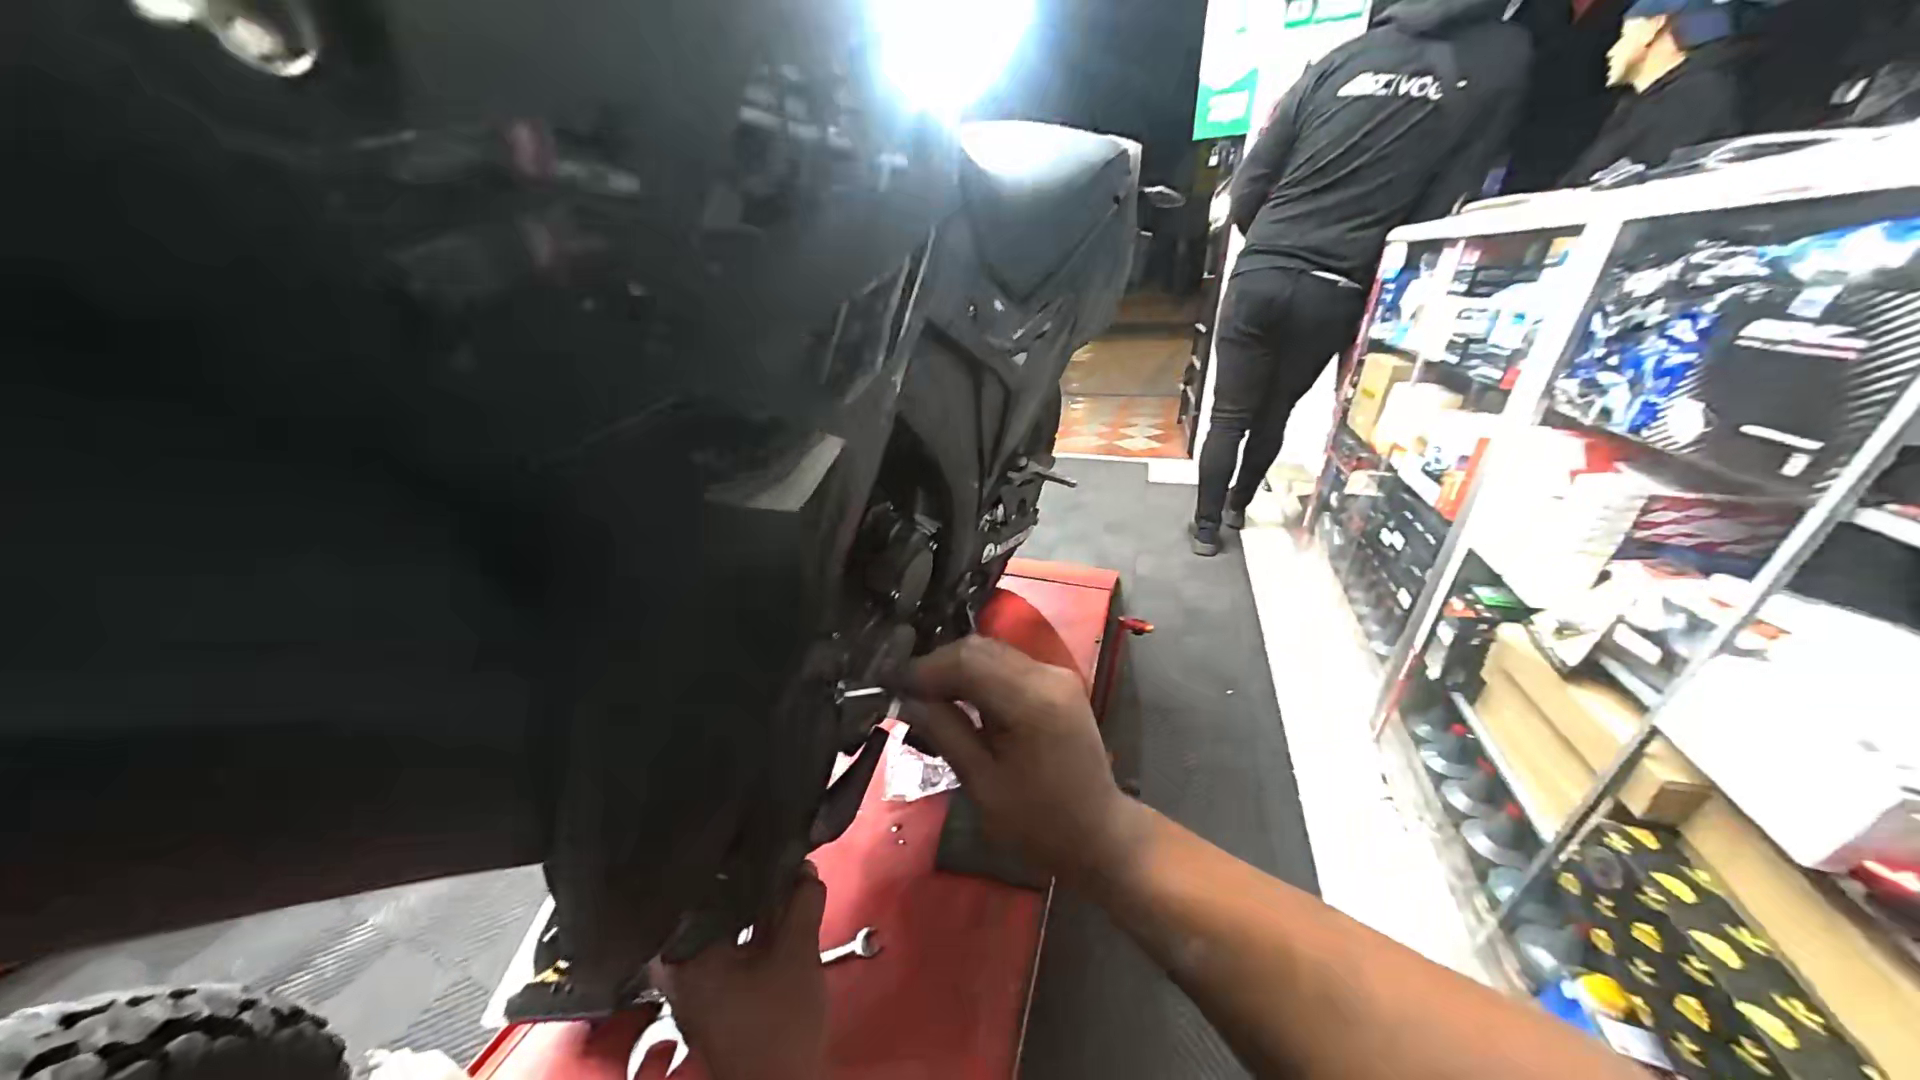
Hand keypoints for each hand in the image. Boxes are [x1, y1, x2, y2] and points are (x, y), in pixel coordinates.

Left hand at [651, 863, 828, 1079]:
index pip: (702, 888)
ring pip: (720, 927)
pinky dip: (747, 930)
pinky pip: (726, 946)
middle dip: (743, 881)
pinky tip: (773, 914)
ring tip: (779, 875)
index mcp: (685, 955)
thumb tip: (805, 866)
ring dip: (749, 906)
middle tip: (772, 851)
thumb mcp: (798, 953)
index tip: (754, 837)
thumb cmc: (779, 1024)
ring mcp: (693, 985)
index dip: (731, 859)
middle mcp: (679, 967)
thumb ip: (802, 902)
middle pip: (710, 906)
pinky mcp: (711, 996)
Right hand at [900, 636, 1140, 886]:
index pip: (967, 661)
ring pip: (993, 651)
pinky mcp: (1058, 681)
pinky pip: (1008, 663)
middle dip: (938, 665)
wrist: (1098, 833)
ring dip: (957, 667)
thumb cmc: (1038, 822)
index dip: (925, 668)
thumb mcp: (982, 783)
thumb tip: (908, 700)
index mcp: (1031, 701)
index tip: (892, 683)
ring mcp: (1057, 674)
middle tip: (906, 691)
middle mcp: (1048, 675)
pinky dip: (979, 673)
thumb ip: (946, 732)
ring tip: (927, 694)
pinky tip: (960, 696)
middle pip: (980, 648)